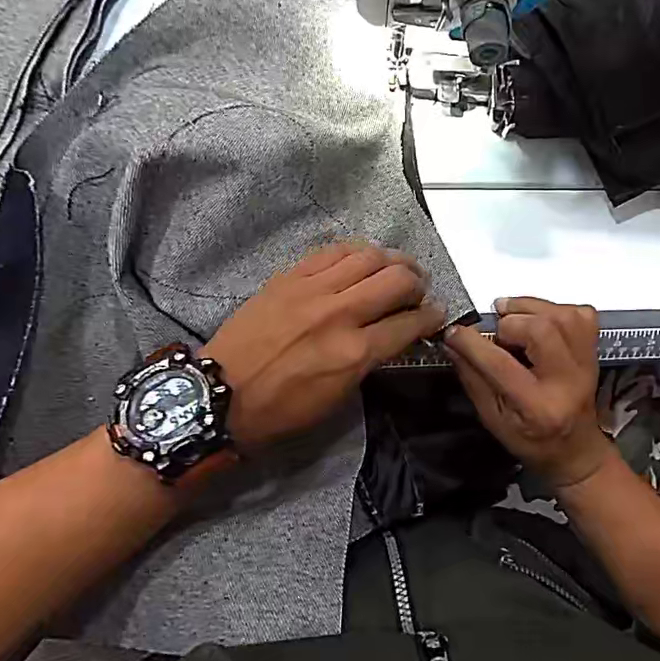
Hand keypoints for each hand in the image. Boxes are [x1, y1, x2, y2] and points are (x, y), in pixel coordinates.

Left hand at [204, 242, 445, 449]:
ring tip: (398, 266)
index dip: (431, 317)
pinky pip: (332, 251)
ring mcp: (313, 289)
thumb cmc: (281, 409)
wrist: (223, 393)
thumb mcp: (337, 396)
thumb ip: (369, 360)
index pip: (408, 323)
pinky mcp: (290, 276)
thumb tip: (391, 335)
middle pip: (396, 280)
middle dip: (417, 283)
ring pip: (368, 256)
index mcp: (355, 352)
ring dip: (392, 259)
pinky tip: (362, 257)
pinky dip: (355, 251)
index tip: (436, 314)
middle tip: (419, 289)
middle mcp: (340, 313)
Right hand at [444, 298, 615, 487]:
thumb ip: (471, 377)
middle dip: (509, 322)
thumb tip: (452, 342)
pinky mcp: (593, 351)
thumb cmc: (532, 440)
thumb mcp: (492, 418)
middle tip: (496, 332)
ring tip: (511, 317)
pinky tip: (538, 319)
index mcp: (537, 407)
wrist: (576, 451)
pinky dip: (555, 309)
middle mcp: (567, 382)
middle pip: (542, 330)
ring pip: (563, 316)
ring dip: (530, 309)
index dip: (471, 342)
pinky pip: (581, 315)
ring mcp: (586, 364)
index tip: (454, 332)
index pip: (500, 364)